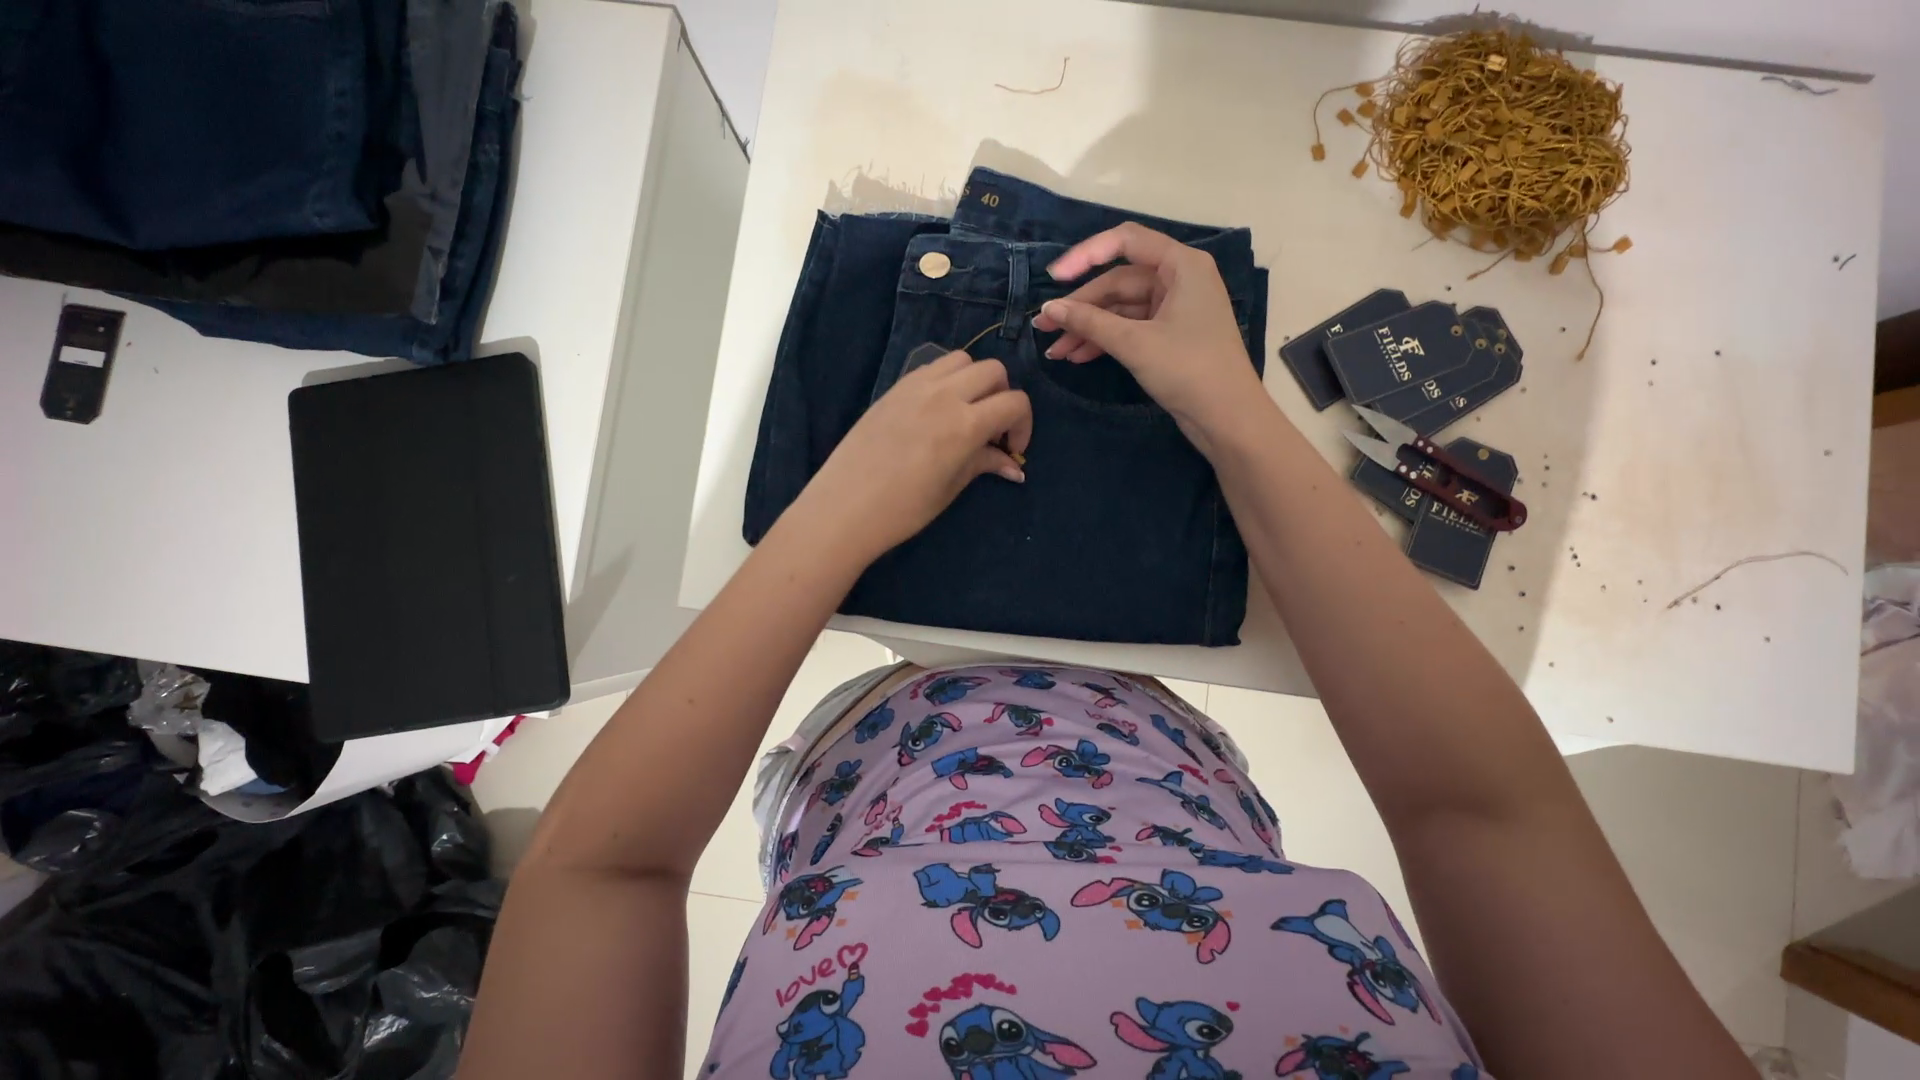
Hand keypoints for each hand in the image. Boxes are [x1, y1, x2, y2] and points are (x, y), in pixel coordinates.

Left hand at [789, 351, 1031, 561]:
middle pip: (993, 371)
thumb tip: (1013, 466)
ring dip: (974, 381)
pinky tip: (937, 411)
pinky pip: (932, 368)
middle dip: (1003, 396)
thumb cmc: (903, 508)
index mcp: (965, 424)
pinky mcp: (895, 388)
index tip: (1012, 449)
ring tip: (966, 412)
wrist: (845, 506)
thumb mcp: (950, 488)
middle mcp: (944, 395)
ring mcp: (916, 386)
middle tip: (992, 429)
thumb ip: (983, 464)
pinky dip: (946, 380)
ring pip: (962, 360)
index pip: (1014, 403)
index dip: (1024, 425)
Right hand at [1032, 222, 1273, 452]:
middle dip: (1081, 306)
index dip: (1086, 255)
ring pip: (1120, 309)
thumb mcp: (1134, 344)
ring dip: (1088, 328)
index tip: (1054, 278)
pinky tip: (1078, 356)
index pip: (1126, 241)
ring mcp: (1174, 309)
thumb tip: (1049, 310)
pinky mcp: (1170, 335)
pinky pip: (1130, 328)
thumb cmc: (1189, 370)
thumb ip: (1089, 322)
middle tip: (1043, 327)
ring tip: (1055, 350)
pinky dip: (1105, 340)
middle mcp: (1179, 279)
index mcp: (1182, 266)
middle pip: (1118, 281)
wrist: (1228, 418)